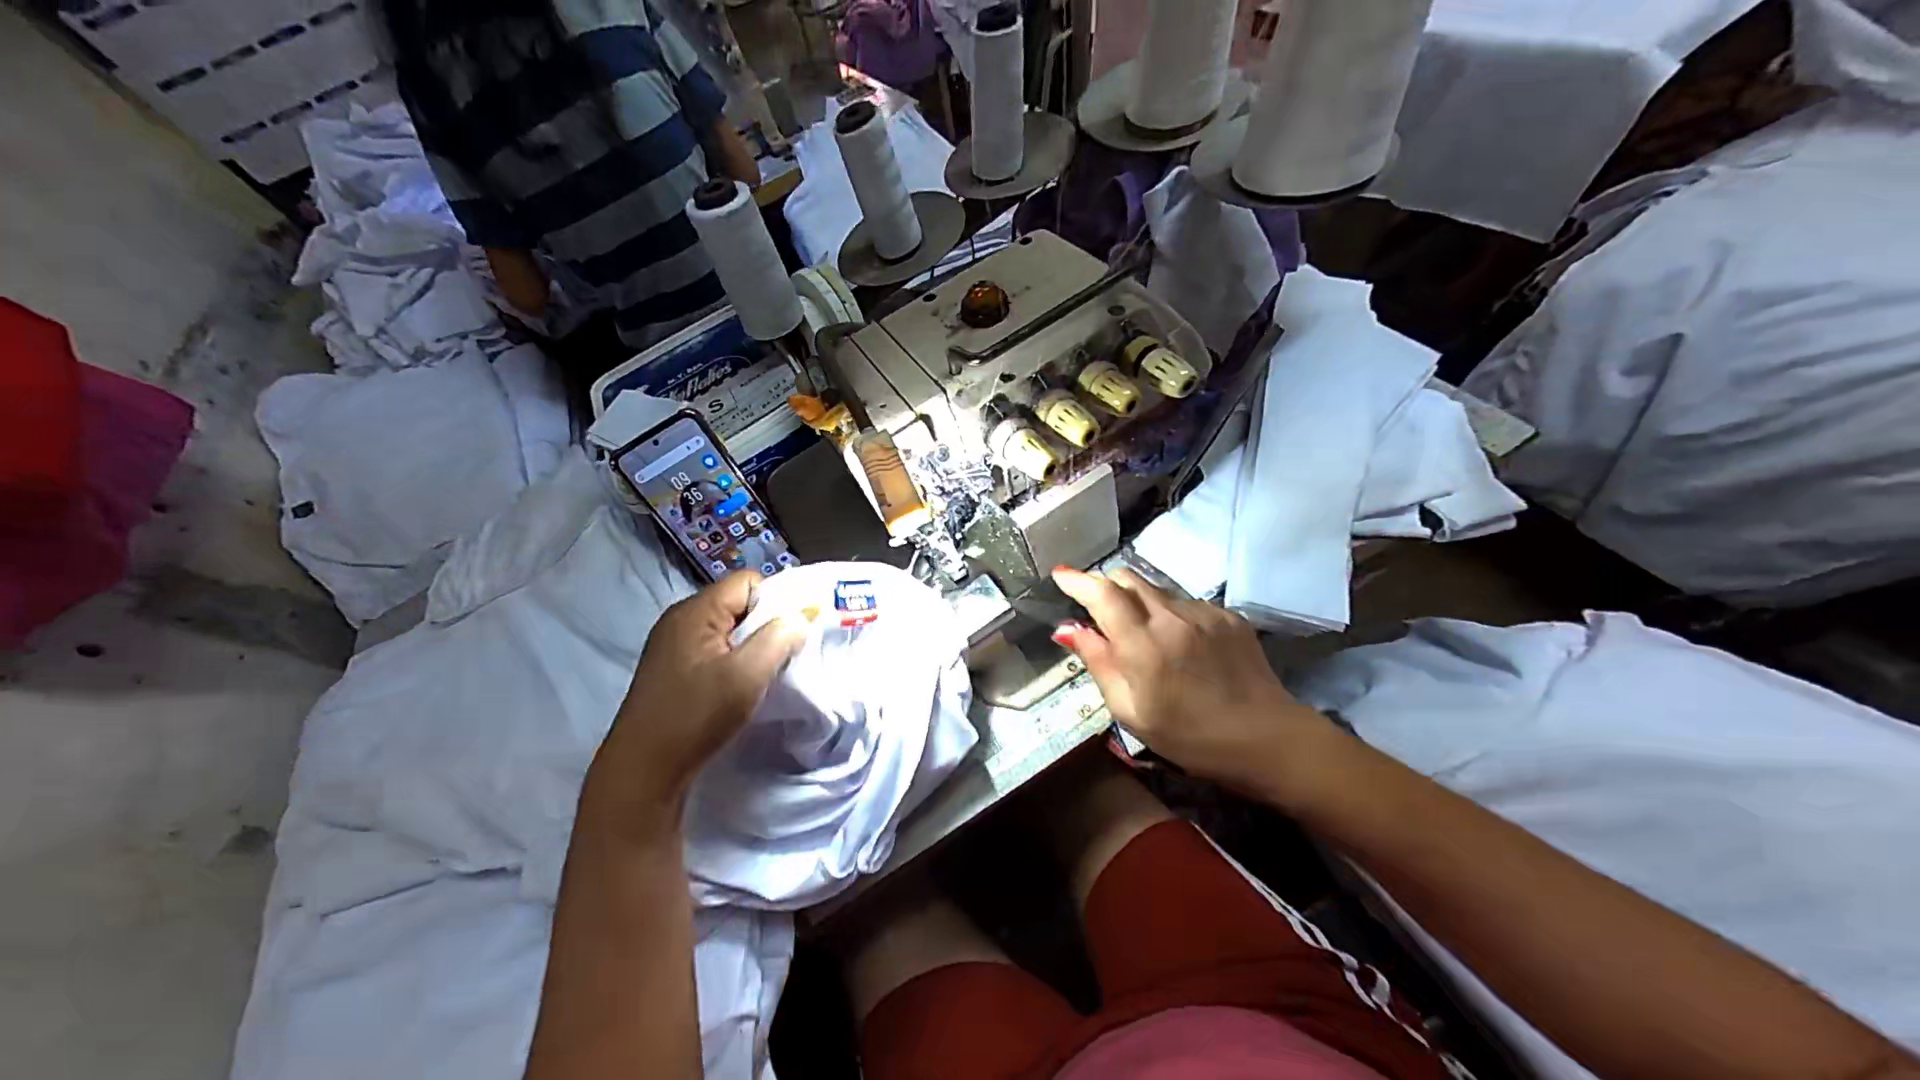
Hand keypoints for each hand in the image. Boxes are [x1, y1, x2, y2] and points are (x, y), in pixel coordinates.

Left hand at [585, 572, 804, 832]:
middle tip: (784, 656)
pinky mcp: (672, 669)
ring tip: (763, 674)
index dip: (777, 600)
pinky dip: (733, 662)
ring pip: (728, 629)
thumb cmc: (696, 717)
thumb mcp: (747, 675)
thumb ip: (779, 638)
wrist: (643, 771)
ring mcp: (673, 645)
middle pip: (738, 603)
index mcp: (695, 611)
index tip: (794, 632)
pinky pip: (714, 650)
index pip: (748, 582)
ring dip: (751, 647)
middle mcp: (680, 620)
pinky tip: (739, 687)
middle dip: (766, 625)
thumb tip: (802, 616)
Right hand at [1050, 566, 1335, 798]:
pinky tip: (1180, 646)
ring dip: (1137, 602)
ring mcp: (1204, 612)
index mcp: (1143, 645)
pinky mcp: (1227, 615)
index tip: (1060, 575)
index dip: (1077, 581)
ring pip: (1156, 589)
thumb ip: (1099, 663)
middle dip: (1104, 586)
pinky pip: (1184, 602)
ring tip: (1143, 637)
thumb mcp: (1131, 712)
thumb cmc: (1190, 738)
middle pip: (1127, 578)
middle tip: (1096, 609)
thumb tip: (1069, 629)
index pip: (1102, 594)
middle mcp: (1172, 617)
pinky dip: (1169, 614)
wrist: (1268, 739)